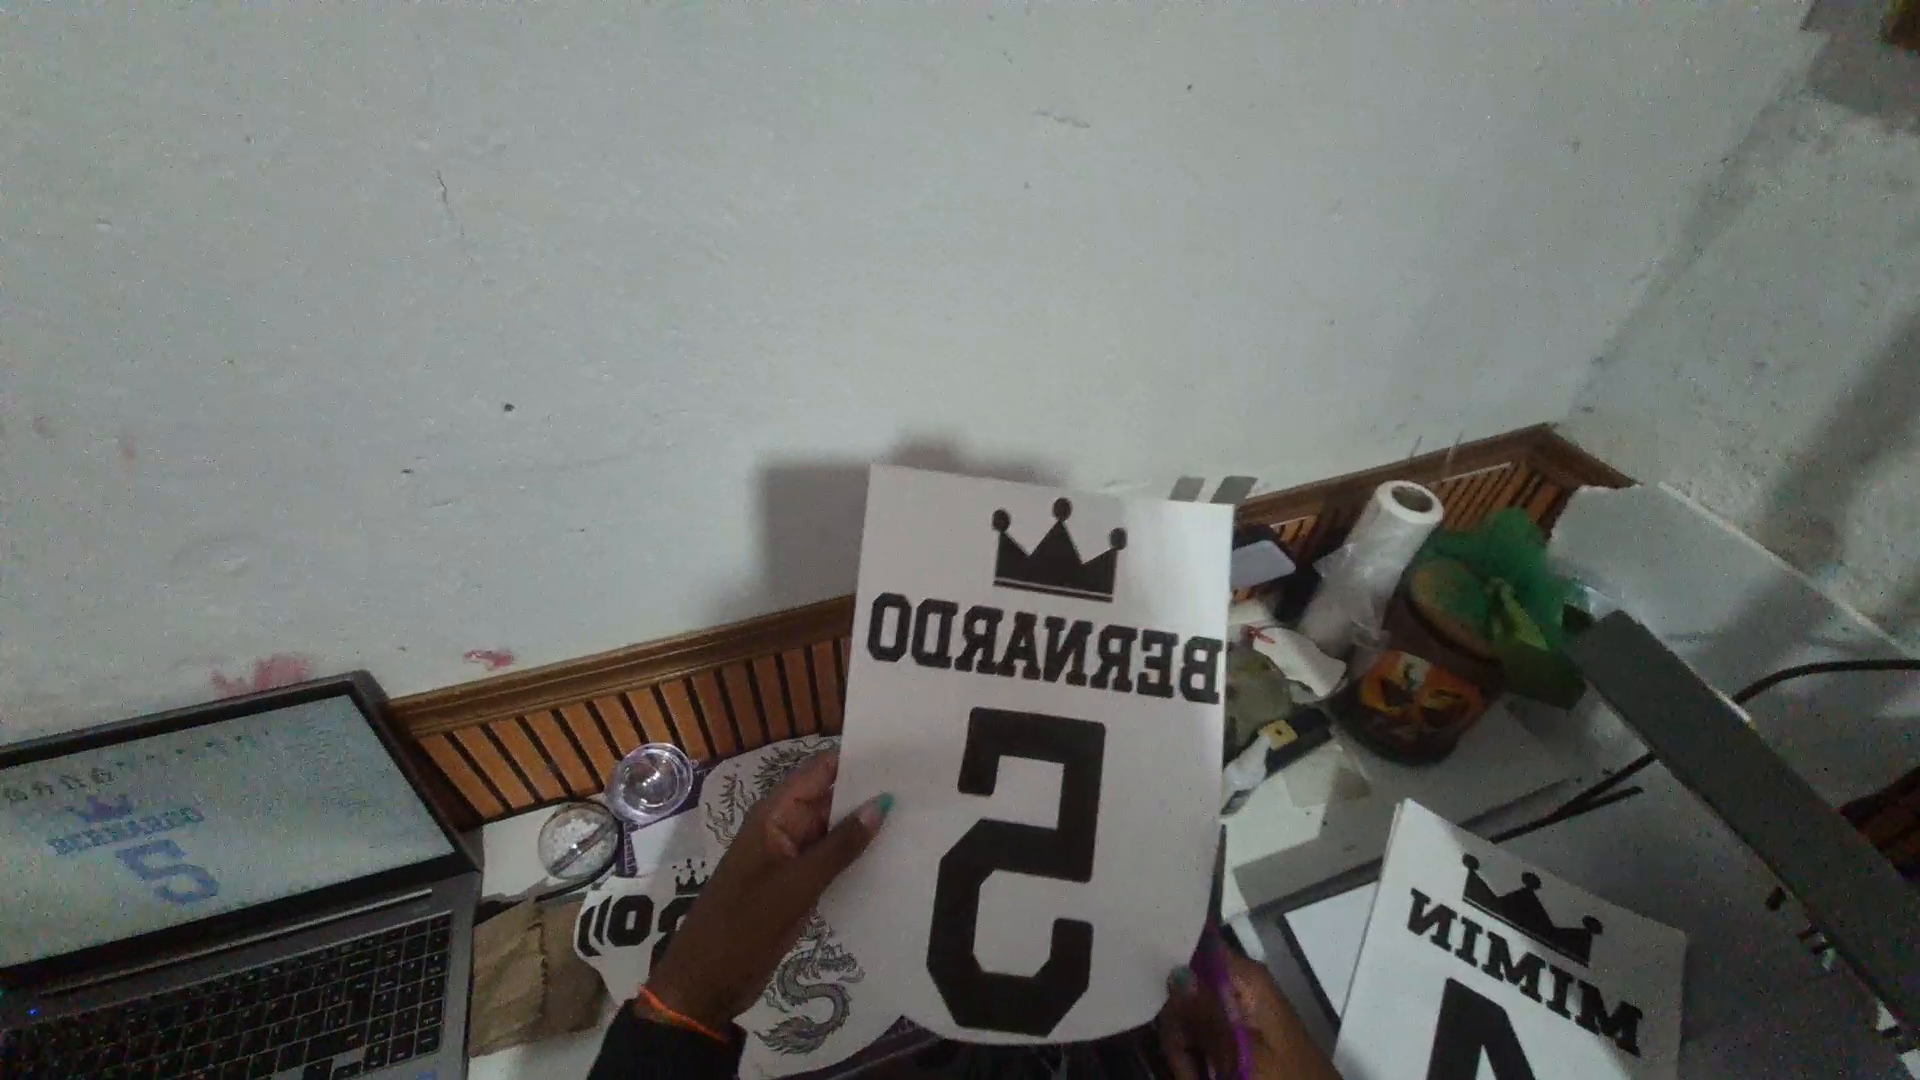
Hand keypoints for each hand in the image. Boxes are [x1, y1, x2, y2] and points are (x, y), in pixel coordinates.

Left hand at [642, 750, 891, 1034]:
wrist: (706, 984)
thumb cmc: (744, 925)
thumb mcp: (797, 885)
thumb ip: (841, 845)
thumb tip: (881, 804)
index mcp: (774, 814)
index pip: (819, 771)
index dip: (855, 759)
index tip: (897, 753)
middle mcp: (784, 827)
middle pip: (830, 797)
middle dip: (867, 792)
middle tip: (918, 787)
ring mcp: (790, 856)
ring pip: (833, 829)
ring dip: (864, 826)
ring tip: (914, 816)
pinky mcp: (796, 883)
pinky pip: (830, 859)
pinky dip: (855, 856)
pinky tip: (889, 857)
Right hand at [1158, 952, 1339, 1079]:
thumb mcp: (1244, 1058)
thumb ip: (1206, 1016)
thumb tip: (1174, 972)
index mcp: (1246, 979)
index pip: (1194, 948)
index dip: (1170, 968)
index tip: (1157, 1002)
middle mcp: (1239, 986)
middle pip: (1185, 989)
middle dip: (1178, 1030)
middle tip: (1186, 1070)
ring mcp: (1238, 1012)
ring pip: (1188, 1018)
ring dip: (1185, 1051)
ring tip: (1194, 1078)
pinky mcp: (1237, 1036)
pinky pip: (1202, 1037)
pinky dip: (1196, 1060)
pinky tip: (1200, 1077)